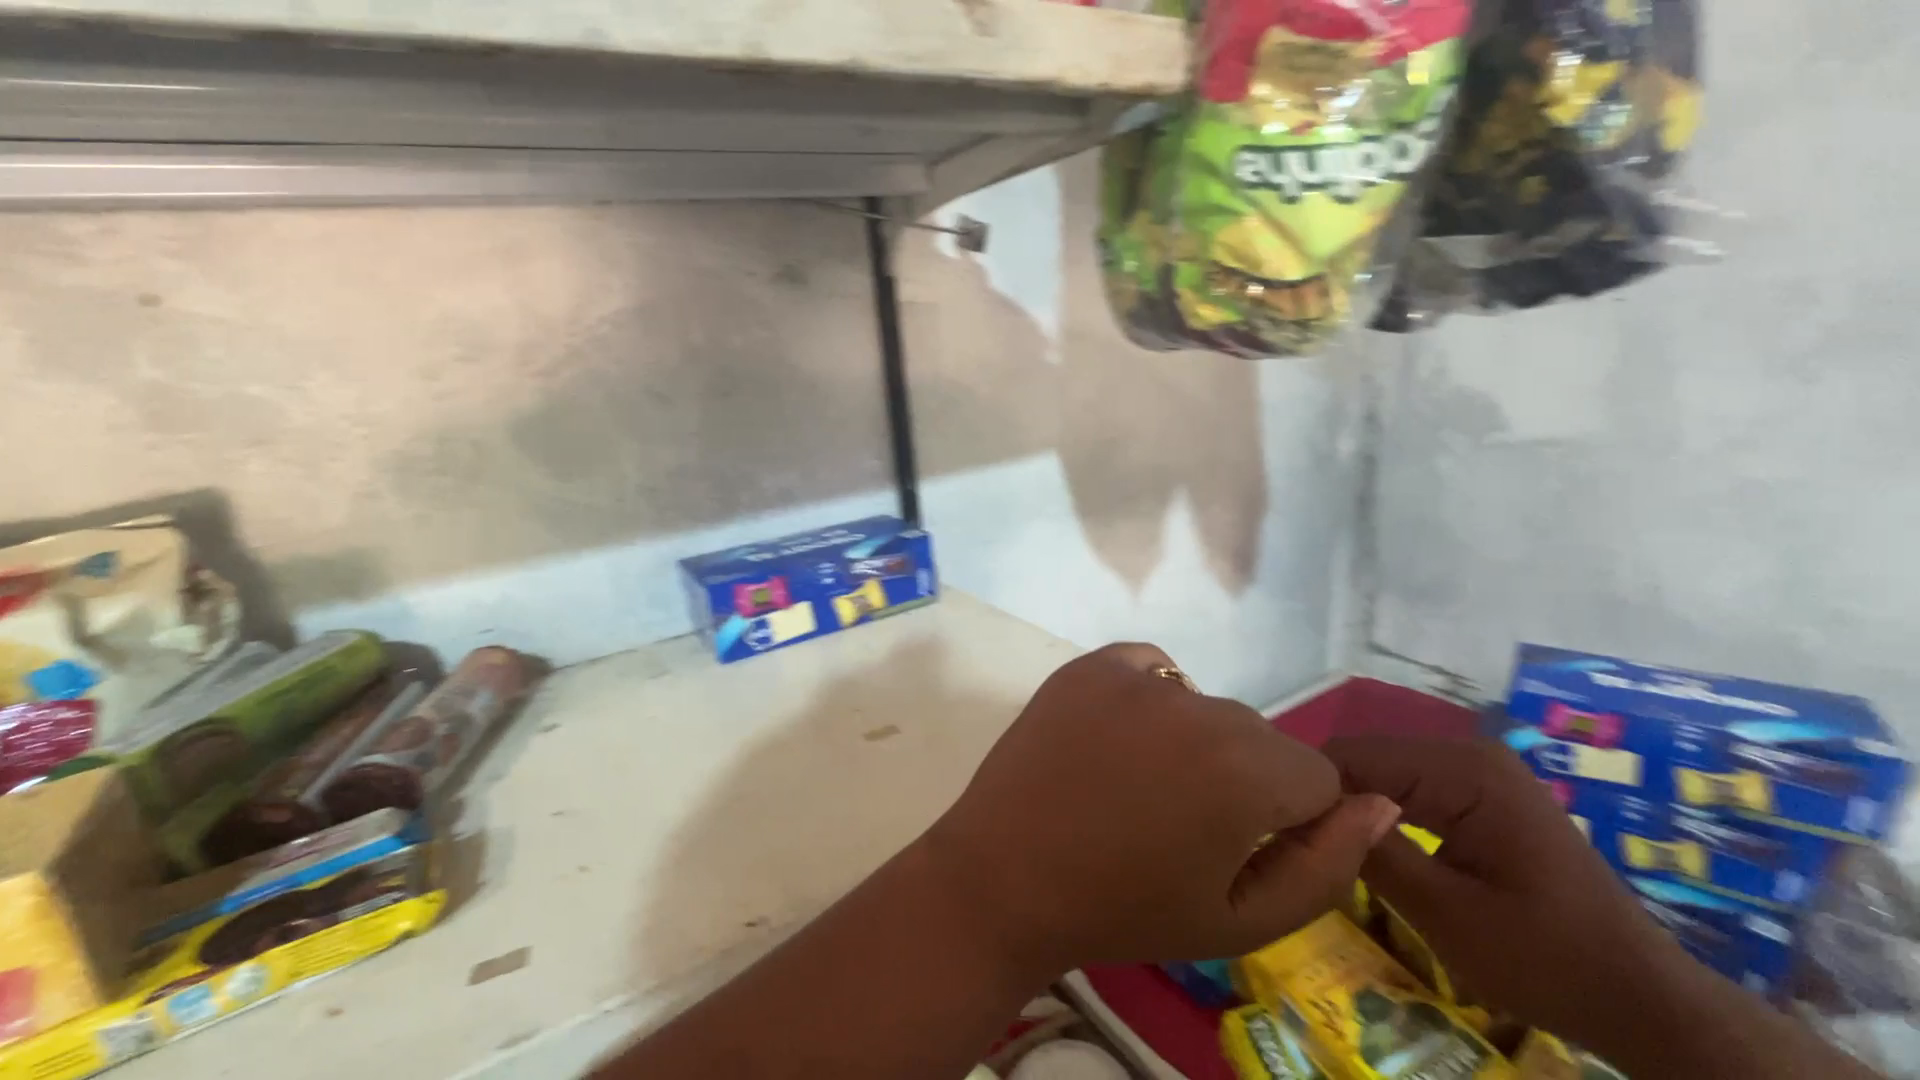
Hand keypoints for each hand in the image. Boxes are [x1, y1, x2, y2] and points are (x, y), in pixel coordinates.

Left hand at [922, 644, 1400, 977]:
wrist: (1002, 881)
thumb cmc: (1124, 912)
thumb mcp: (1242, 920)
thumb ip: (1329, 865)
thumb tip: (1379, 803)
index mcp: (1247, 767)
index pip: (1317, 780)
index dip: (1285, 825)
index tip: (1230, 852)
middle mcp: (1200, 703)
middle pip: (1261, 740)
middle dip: (1242, 782)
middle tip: (1175, 828)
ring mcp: (1136, 675)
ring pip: (1208, 707)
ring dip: (1195, 742)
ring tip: (1138, 790)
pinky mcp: (1089, 664)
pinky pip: (1152, 669)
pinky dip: (1150, 701)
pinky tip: (1118, 743)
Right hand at [1323, 735, 1700, 1050]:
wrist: (1638, 997)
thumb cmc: (1545, 959)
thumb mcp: (1445, 913)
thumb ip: (1374, 851)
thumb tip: (1308, 809)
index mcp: (1464, 769)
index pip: (1353, 755)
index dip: (1309, 792)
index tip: (1277, 836)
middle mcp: (1469, 753)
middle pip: (1365, 759)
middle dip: (1329, 799)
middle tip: (1294, 849)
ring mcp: (1478, 772)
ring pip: (1382, 773)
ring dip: (1351, 808)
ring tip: (1318, 849)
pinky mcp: (1481, 795)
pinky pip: (1409, 789)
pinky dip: (1380, 815)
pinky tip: (1361, 848)